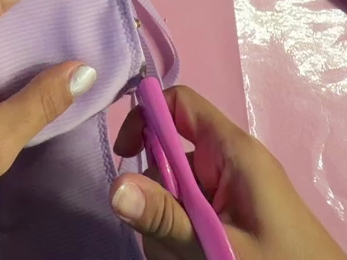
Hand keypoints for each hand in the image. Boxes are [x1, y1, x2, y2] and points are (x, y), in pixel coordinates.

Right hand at [109, 85, 345, 259]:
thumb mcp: (221, 247)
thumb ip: (167, 218)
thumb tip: (113, 186)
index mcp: (233, 151)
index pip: (178, 102)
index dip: (146, 118)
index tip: (126, 158)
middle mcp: (228, 165)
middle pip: (167, 160)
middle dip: (158, 202)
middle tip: (171, 245)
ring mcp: (230, 197)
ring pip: (173, 199)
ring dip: (169, 236)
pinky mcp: (231, 224)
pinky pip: (189, 222)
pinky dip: (182, 248)